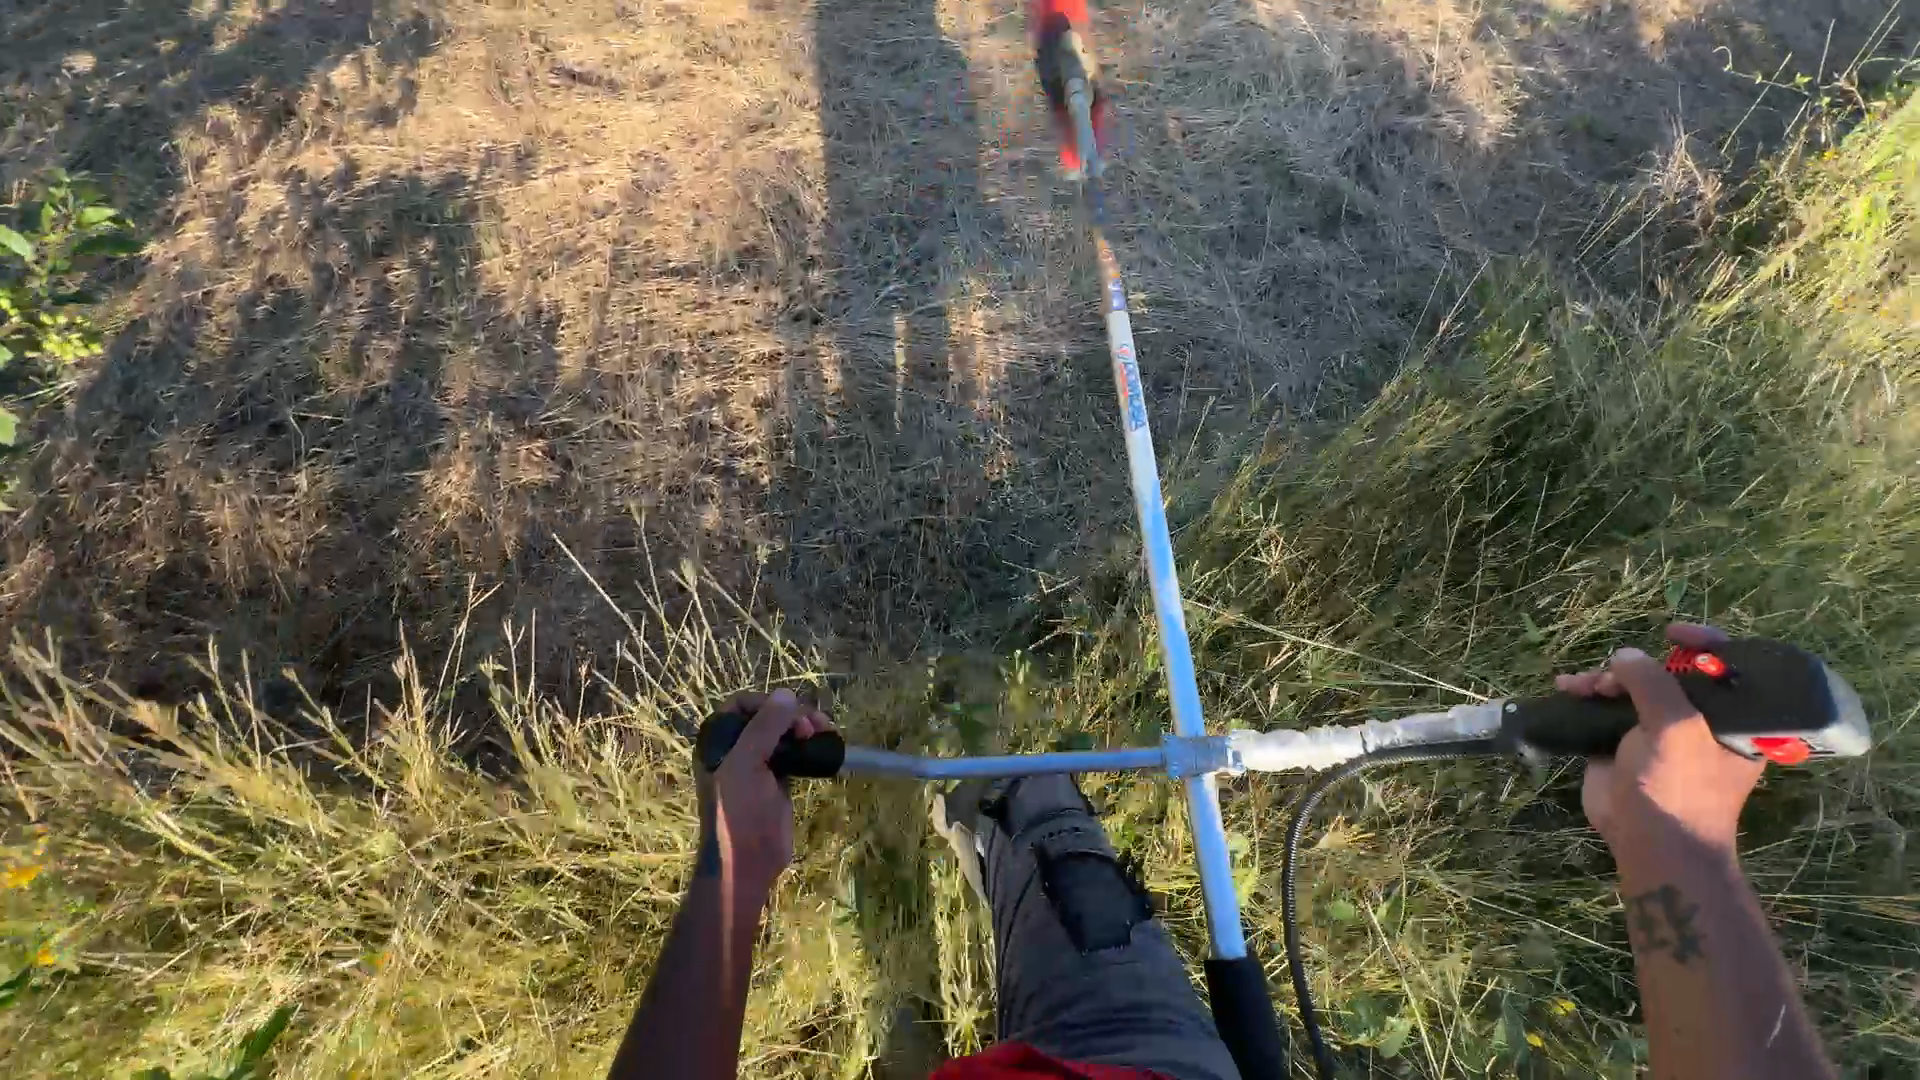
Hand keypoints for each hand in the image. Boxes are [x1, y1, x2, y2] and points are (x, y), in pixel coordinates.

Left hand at [698, 690, 834, 900]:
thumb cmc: (739, 812)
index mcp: (717, 743)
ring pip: (783, 734)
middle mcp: (734, 750)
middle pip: (767, 717)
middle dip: (793, 715)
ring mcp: (756, 767)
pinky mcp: (776, 782)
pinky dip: (808, 746)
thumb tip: (787, 694)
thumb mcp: (746, 764)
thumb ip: (765, 727)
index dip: (767, 702)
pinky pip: (793, 753)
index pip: (741, 705)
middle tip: (816, 725)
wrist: (747, 864)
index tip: (791, 713)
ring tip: (826, 731)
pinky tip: (823, 747)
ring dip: (805, 728)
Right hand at [1555, 624, 1764, 862]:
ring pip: (1627, 689)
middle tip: (1612, 677)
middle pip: (1665, 675)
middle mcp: (1696, 723)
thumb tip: (1625, 655)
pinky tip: (1565, 689)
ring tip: (1578, 686)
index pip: (1728, 670)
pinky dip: (1584, 694)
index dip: (1706, 645)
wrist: (1650, 837)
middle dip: (1634, 667)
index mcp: (1732, 722)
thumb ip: (1654, 686)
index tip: (1672, 632)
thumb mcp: (1677, 729)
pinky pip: (1601, 708)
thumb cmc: (1681, 786)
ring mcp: (1654, 733)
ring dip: (1601, 679)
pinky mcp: (1618, 743)